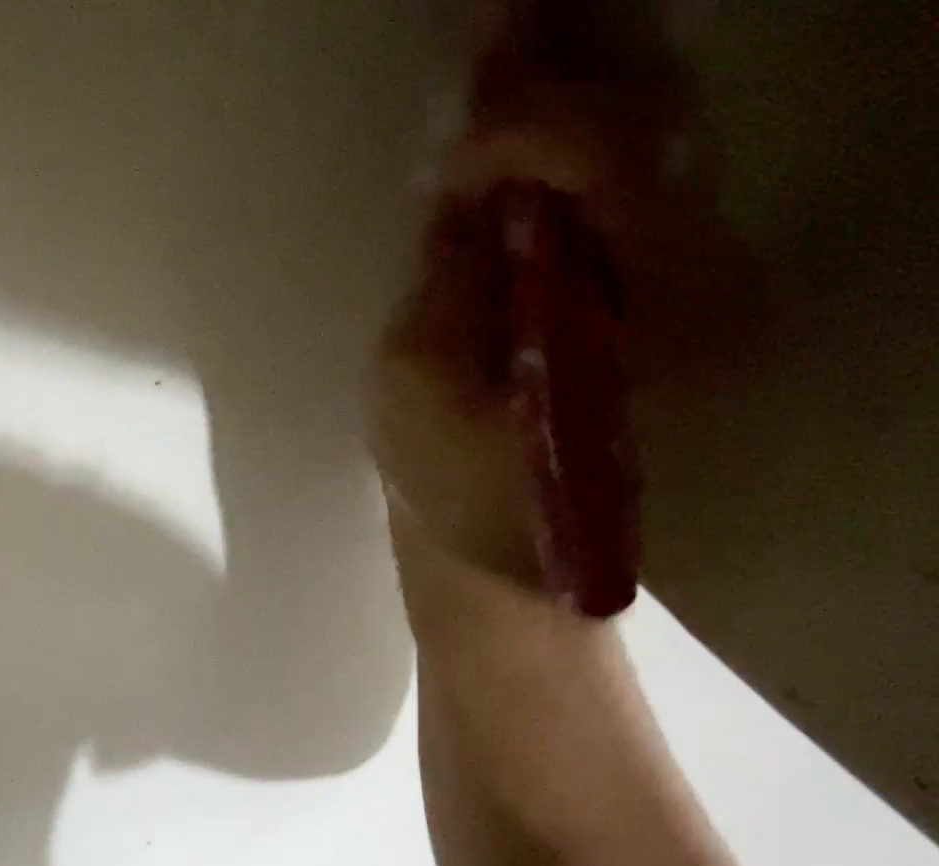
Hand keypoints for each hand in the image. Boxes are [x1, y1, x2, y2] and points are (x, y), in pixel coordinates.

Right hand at [365, 92, 753, 593]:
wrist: (507, 560)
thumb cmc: (458, 491)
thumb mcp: (418, 383)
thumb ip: (448, 274)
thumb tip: (473, 193)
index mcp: (654, 311)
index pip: (606, 165)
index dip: (525, 135)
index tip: (454, 160)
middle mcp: (698, 284)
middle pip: (641, 141)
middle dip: (558, 84)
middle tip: (499, 26)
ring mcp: (681, 292)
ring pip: (634, 162)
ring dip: (563, 112)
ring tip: (504, 61)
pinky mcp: (647, 303)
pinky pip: (614, 203)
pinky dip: (564, 163)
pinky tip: (518, 137)